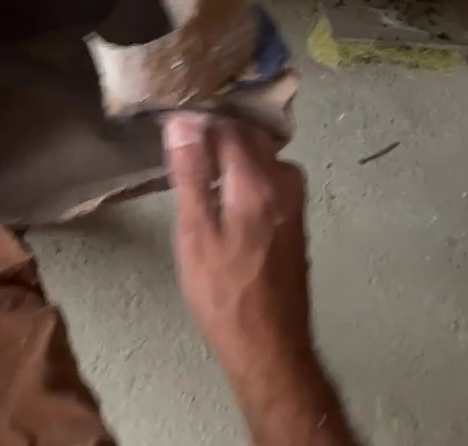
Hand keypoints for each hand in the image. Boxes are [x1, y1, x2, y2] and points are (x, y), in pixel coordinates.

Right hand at [162, 112, 313, 380]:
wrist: (269, 350)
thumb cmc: (223, 292)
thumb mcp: (195, 231)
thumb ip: (190, 174)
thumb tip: (182, 123)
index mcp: (257, 183)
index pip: (229, 127)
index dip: (199, 117)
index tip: (172, 117)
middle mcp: (284, 186)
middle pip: (253, 136)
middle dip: (220, 125)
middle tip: (183, 129)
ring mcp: (294, 206)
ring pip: (267, 155)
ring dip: (237, 145)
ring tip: (202, 152)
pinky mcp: (294, 223)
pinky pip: (273, 175)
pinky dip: (250, 166)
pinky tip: (228, 182)